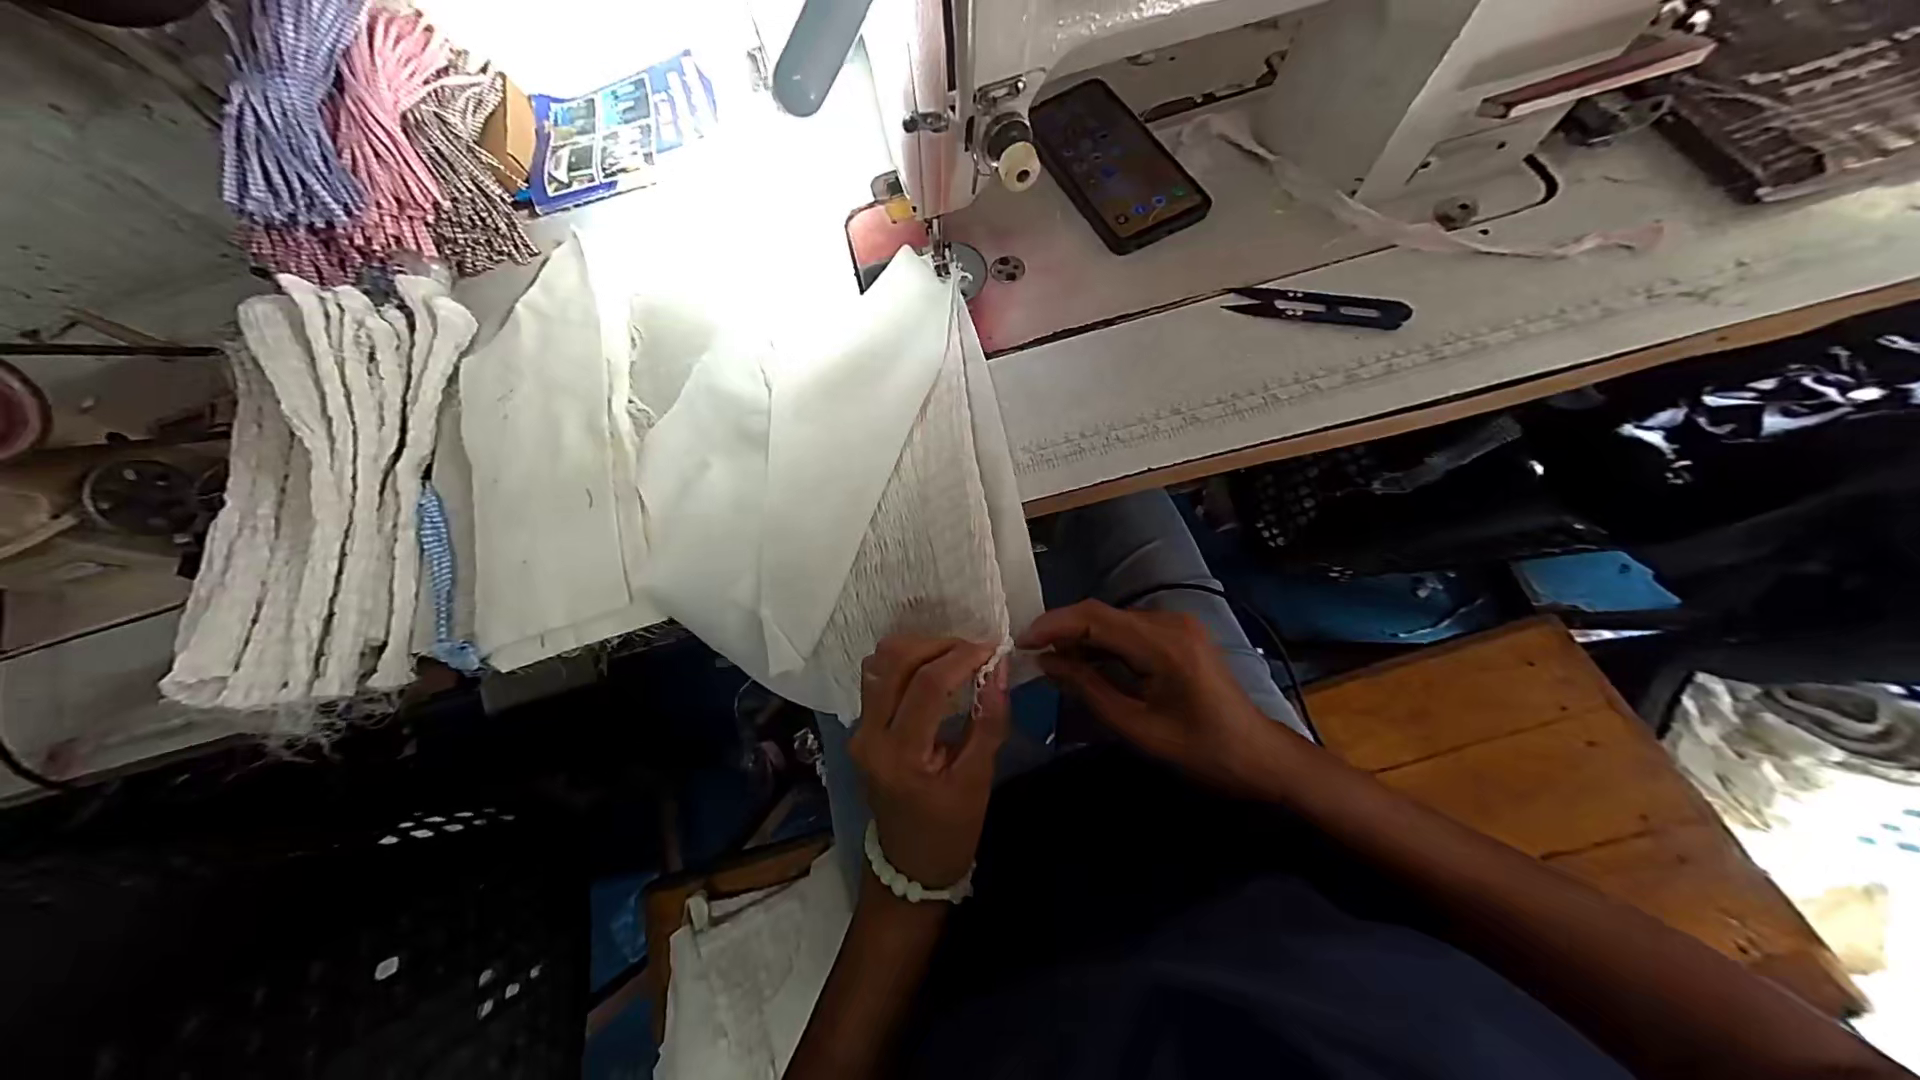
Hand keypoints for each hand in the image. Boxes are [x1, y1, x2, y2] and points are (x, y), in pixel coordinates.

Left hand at [850, 636, 1009, 888]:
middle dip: (939, 645)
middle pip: (896, 661)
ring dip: (920, 649)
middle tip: (974, 651)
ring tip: (955, 658)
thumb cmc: (950, 830)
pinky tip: (933, 670)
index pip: (927, 684)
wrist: (909, 864)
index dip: (962, 657)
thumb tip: (998, 668)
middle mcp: (869, 735)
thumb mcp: (978, 780)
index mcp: (899, 755)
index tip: (992, 649)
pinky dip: (906, 662)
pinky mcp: (860, 727)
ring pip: (881, 663)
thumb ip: (989, 721)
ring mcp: (858, 730)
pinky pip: (878, 677)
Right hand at [1019, 600, 1298, 793]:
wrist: (1259, 755)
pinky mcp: (1178, 633)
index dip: (1053, 625)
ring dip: (1080, 637)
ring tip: (1048, 659)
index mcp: (1164, 644)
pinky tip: (1082, 660)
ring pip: (1113, 620)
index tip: (1021, 642)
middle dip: (1062, 631)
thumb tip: (1047, 663)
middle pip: (1102, 614)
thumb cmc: (1202, 751)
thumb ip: (1089, 689)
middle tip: (1028, 653)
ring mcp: (1177, 624)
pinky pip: (1129, 629)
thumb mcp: (1138, 727)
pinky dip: (1102, 642)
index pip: (1095, 617)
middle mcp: (1170, 621)